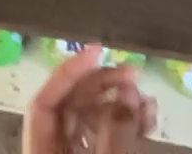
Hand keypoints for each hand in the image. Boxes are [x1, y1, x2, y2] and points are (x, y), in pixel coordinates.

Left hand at [21, 45, 158, 153]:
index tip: (97, 49)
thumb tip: (128, 93)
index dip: (68, 72)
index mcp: (42, 152)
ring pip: (96, 116)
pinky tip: (148, 116)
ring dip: (124, 101)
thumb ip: (115, 130)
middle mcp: (56, 150)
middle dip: (106, 84)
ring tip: (147, 101)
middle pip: (73, 104)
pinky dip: (129, 120)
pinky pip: (110, 132)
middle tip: (134, 73)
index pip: (44, 103)